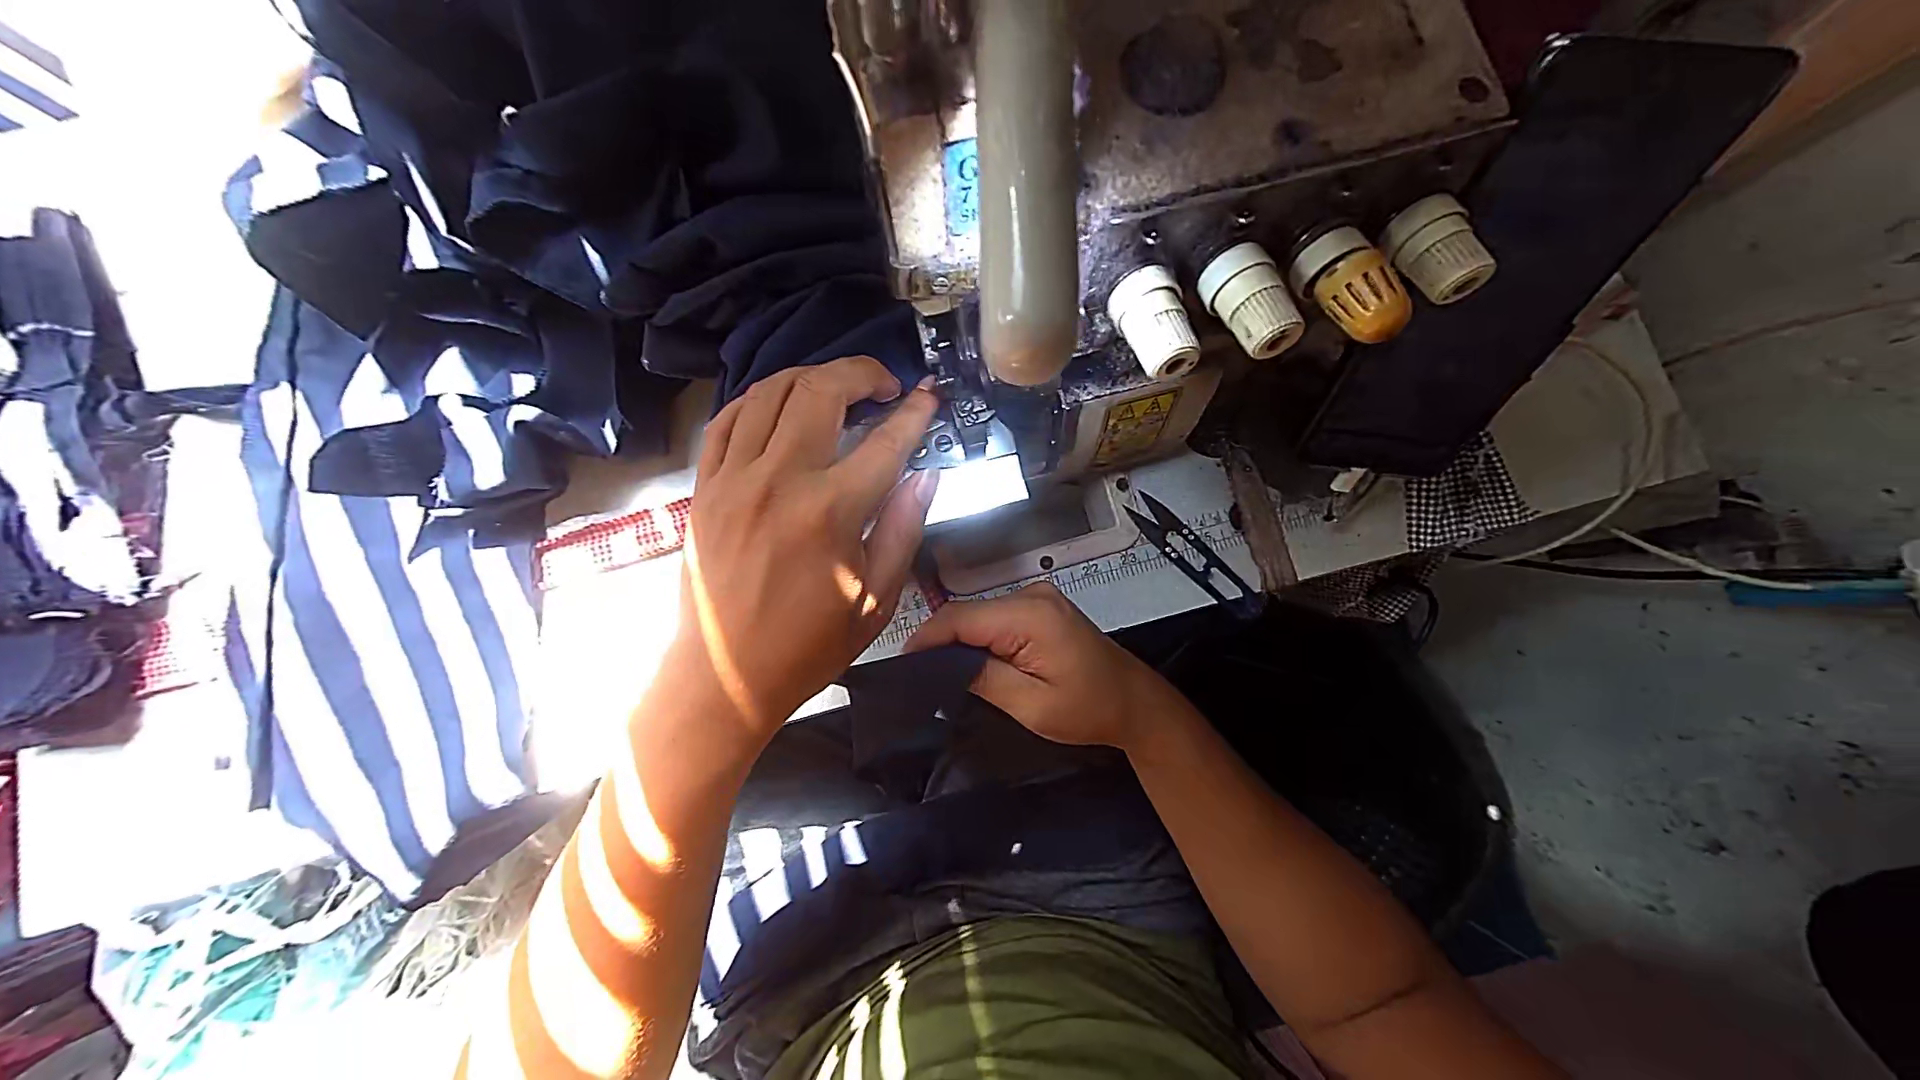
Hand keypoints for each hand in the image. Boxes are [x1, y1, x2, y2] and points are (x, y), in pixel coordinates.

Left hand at [673, 356, 940, 740]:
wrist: (724, 676)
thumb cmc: (808, 646)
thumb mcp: (877, 599)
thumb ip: (903, 528)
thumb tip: (925, 474)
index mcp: (830, 513)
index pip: (884, 441)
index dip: (914, 413)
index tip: (928, 396)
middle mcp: (779, 482)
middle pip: (820, 392)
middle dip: (860, 373)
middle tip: (884, 385)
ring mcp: (733, 480)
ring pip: (769, 393)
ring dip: (810, 378)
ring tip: (837, 390)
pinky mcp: (704, 488)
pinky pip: (727, 420)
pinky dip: (759, 401)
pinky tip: (781, 409)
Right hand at [904, 582, 1189, 752]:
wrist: (1134, 703)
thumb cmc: (1090, 709)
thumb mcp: (1031, 705)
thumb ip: (981, 678)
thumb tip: (940, 664)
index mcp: (1031, 615)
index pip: (959, 617)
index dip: (925, 639)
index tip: (903, 664)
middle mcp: (1032, 594)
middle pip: (967, 613)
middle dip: (940, 642)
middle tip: (918, 676)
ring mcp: (1037, 597)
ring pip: (978, 615)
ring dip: (959, 641)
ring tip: (940, 673)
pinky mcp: (1039, 607)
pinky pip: (995, 618)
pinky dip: (979, 638)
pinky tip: (971, 662)